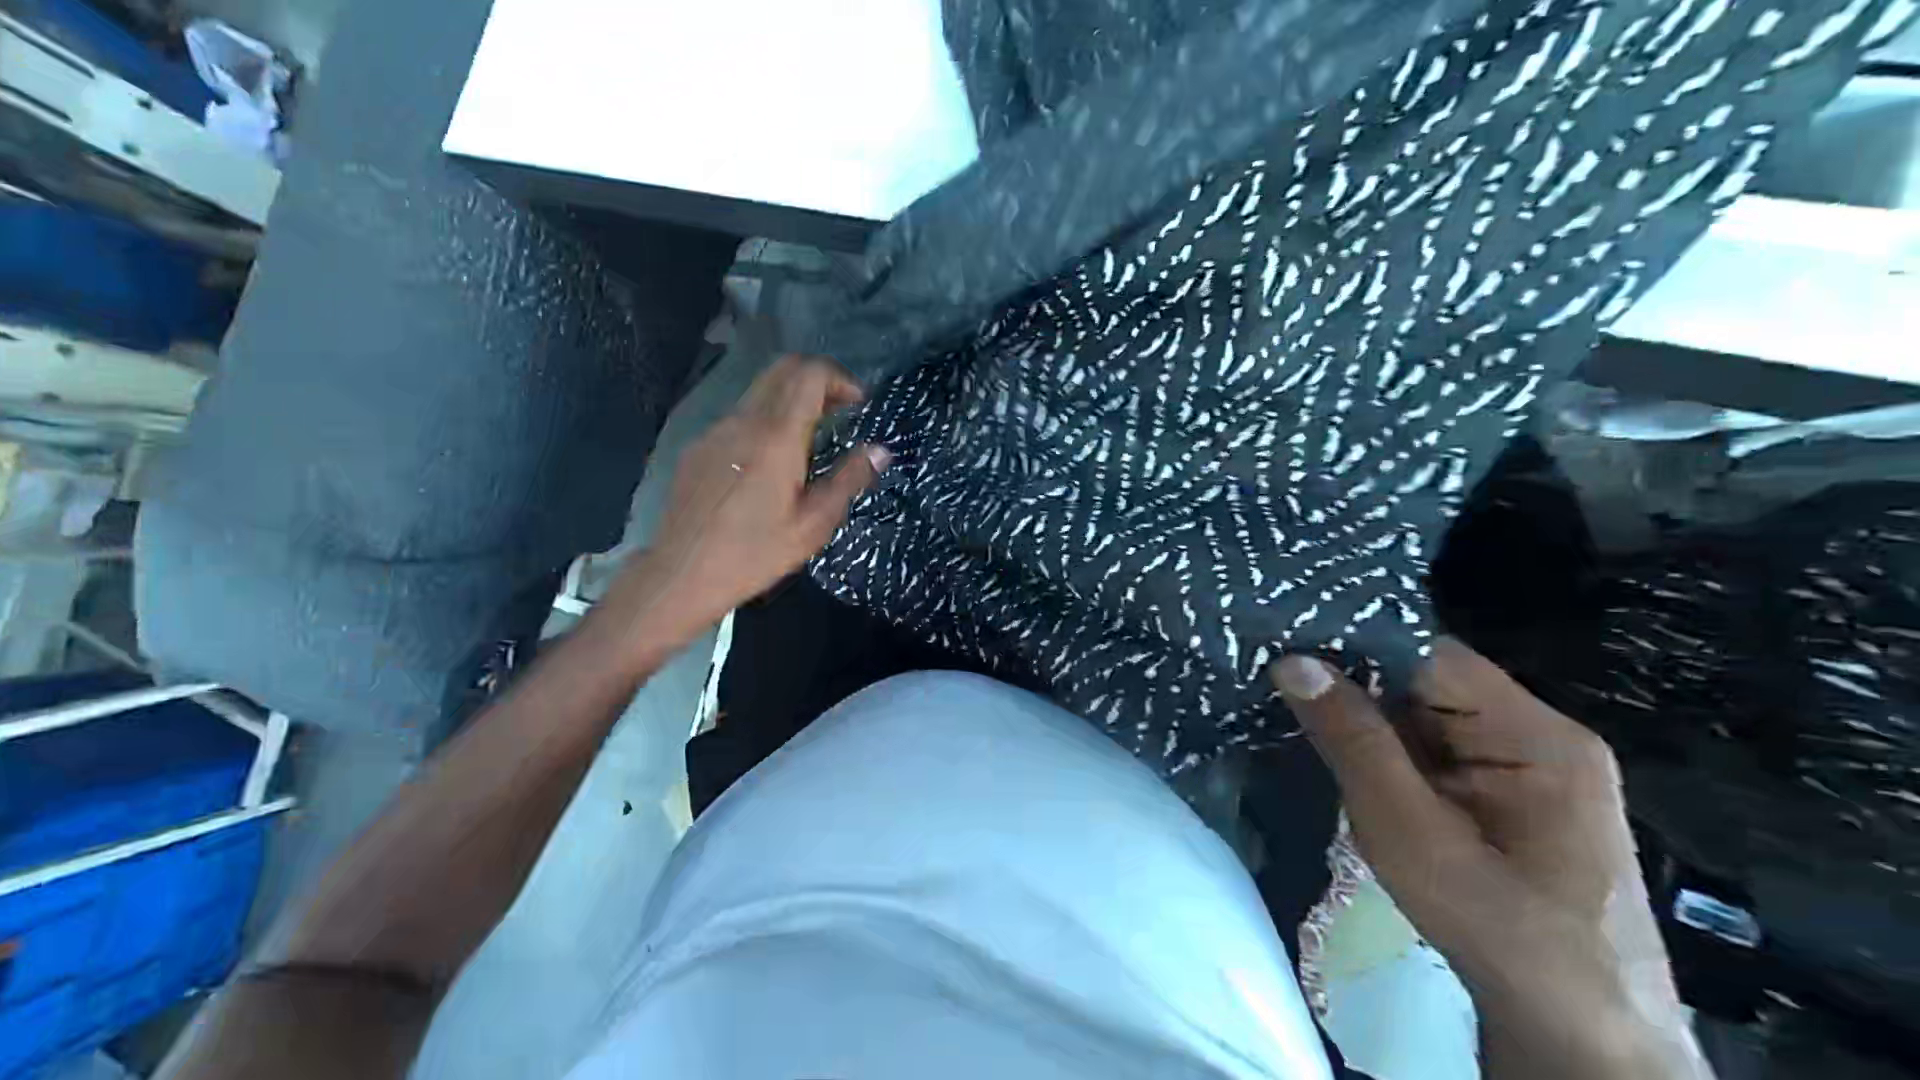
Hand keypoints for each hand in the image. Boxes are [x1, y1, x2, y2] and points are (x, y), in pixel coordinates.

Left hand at [601, 355, 889, 652]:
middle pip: (782, 369)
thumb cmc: (755, 554)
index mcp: (776, 437)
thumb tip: (880, 450)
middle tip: (840, 412)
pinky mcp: (698, 447)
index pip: (809, 374)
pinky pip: (738, 417)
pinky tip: (769, 465)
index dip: (840, 378)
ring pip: (759, 392)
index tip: (857, 404)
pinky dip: (765, 421)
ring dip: (791, 401)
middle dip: (817, 379)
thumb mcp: (814, 525)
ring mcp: (715, 431)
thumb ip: (848, 480)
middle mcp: (743, 421)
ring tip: (809, 441)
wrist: (681, 575)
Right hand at [1270, 639, 1712, 1079]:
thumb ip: (1354, 742)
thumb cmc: (1500, 932)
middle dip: (1356, 692)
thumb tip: (1293, 661)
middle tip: (1279, 690)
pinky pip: (1432, 752)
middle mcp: (1537, 736)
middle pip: (1427, 685)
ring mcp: (1524, 767)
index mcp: (1536, 734)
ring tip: (1298, 720)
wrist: (1579, 1040)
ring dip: (1367, 728)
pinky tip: (1345, 763)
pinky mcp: (1506, 796)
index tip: (1287, 647)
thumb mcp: (1410, 834)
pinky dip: (1385, 757)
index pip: (1432, 656)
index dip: (1359, 646)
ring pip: (1422, 719)